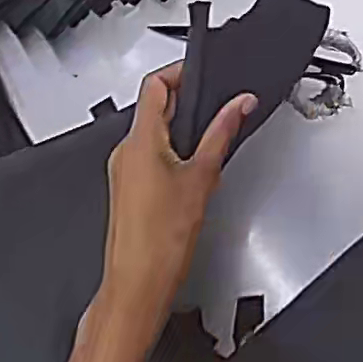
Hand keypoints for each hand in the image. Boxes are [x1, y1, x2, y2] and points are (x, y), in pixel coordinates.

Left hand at [100, 62, 255, 323]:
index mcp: (140, 141)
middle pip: (154, 106)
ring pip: (152, 131)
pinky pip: (148, 154)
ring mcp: (123, 170)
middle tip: (215, 105)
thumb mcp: (202, 177)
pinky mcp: (127, 188)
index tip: (201, 72)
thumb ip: (222, 132)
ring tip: (208, 140)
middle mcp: (125, 151)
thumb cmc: (161, 242)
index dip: (179, 71)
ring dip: (180, 127)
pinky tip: (191, 170)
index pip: (154, 84)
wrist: (136, 289)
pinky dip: (171, 150)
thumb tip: (239, 103)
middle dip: (186, 101)